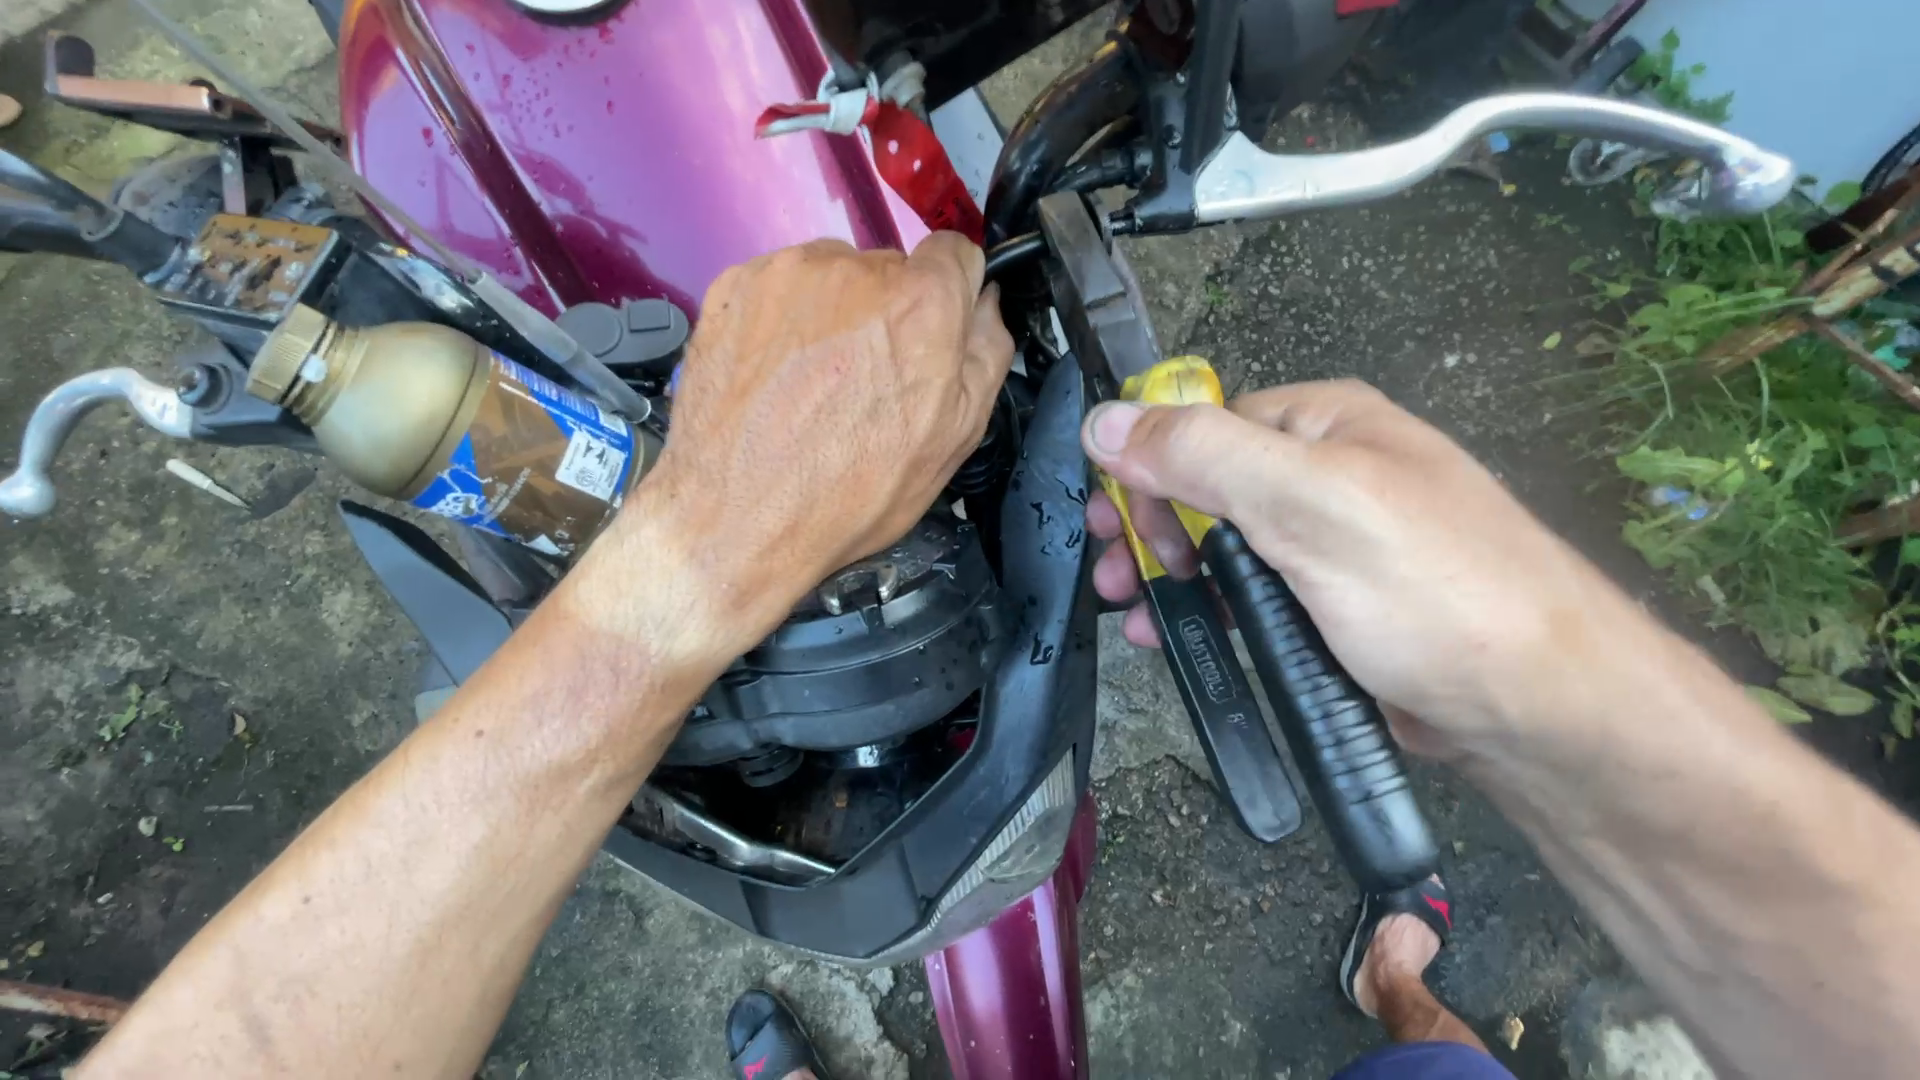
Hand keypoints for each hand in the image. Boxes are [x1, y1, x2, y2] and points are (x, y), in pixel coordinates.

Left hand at [596, 234, 1012, 647]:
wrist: (736, 518)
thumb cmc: (853, 492)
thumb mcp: (954, 439)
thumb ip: (986, 354)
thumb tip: (987, 303)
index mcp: (922, 303)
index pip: (957, 253)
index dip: (953, 295)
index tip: (935, 335)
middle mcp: (856, 268)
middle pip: (893, 271)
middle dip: (892, 315)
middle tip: (868, 382)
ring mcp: (788, 272)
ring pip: (836, 278)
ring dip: (838, 315)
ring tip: (815, 385)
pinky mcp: (736, 285)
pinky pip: (782, 288)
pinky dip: (787, 320)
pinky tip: (778, 376)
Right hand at [1082, 379, 1627, 757]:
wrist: (1541, 711)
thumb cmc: (1432, 593)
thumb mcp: (1311, 506)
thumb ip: (1204, 456)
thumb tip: (1103, 419)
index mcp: (1321, 424)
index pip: (1201, 426)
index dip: (1147, 471)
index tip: (1115, 528)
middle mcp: (1321, 472)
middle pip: (1201, 487)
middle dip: (1148, 531)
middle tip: (1115, 578)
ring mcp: (1324, 542)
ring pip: (1216, 547)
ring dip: (1165, 576)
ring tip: (1133, 615)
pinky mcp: (1326, 603)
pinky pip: (1244, 594)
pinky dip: (1202, 610)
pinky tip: (1173, 634)